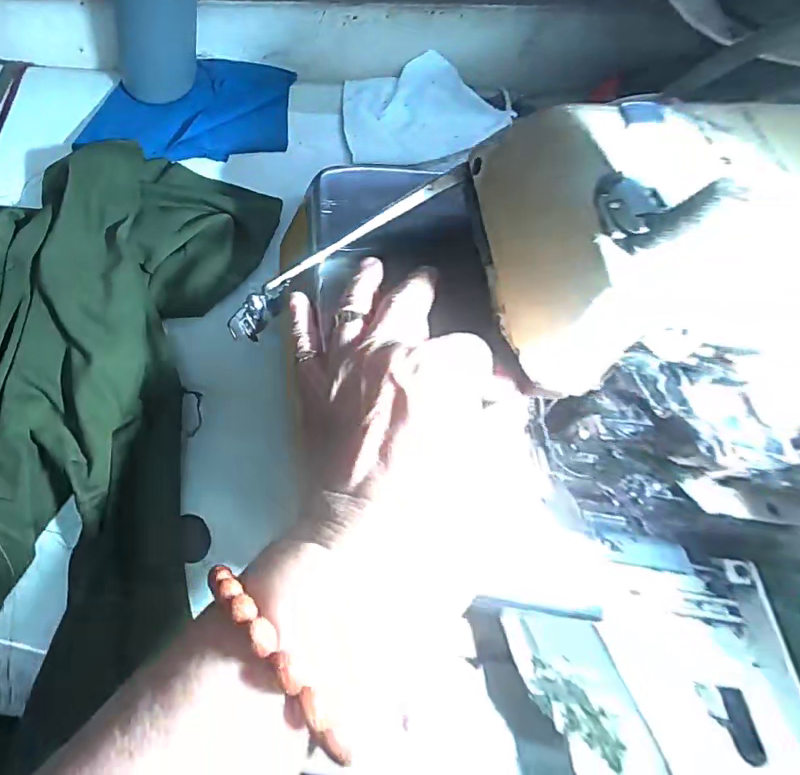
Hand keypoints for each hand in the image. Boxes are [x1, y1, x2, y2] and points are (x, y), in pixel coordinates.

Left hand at [235, 257, 538, 760]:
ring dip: (360, 284)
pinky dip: (298, 316)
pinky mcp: (308, 383)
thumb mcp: (488, 464)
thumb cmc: (436, 509)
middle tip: (426, 277)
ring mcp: (340, 363)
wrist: (362, 533)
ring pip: (349, 307)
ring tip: (368, 265)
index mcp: (436, 367)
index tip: (489, 385)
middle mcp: (384, 351)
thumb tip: (502, 400)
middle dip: (420, 290)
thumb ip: (495, 422)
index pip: (468, 349)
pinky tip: (298, 296)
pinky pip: (300, 339)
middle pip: (406, 306)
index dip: (483, 367)